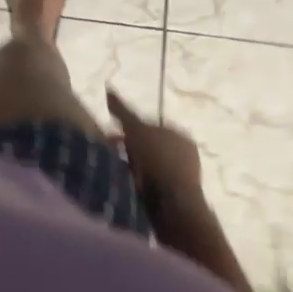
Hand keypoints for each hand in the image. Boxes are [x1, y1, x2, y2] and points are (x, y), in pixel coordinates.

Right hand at [107, 89, 203, 204]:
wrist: (172, 203)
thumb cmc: (155, 160)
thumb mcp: (134, 128)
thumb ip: (121, 110)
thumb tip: (107, 88)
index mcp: (180, 134)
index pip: (149, 124)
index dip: (128, 127)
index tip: (112, 132)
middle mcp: (185, 153)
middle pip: (148, 144)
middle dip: (128, 146)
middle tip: (109, 150)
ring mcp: (183, 176)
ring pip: (148, 164)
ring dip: (131, 165)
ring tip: (114, 167)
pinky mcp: (176, 195)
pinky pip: (150, 182)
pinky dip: (137, 180)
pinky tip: (126, 182)